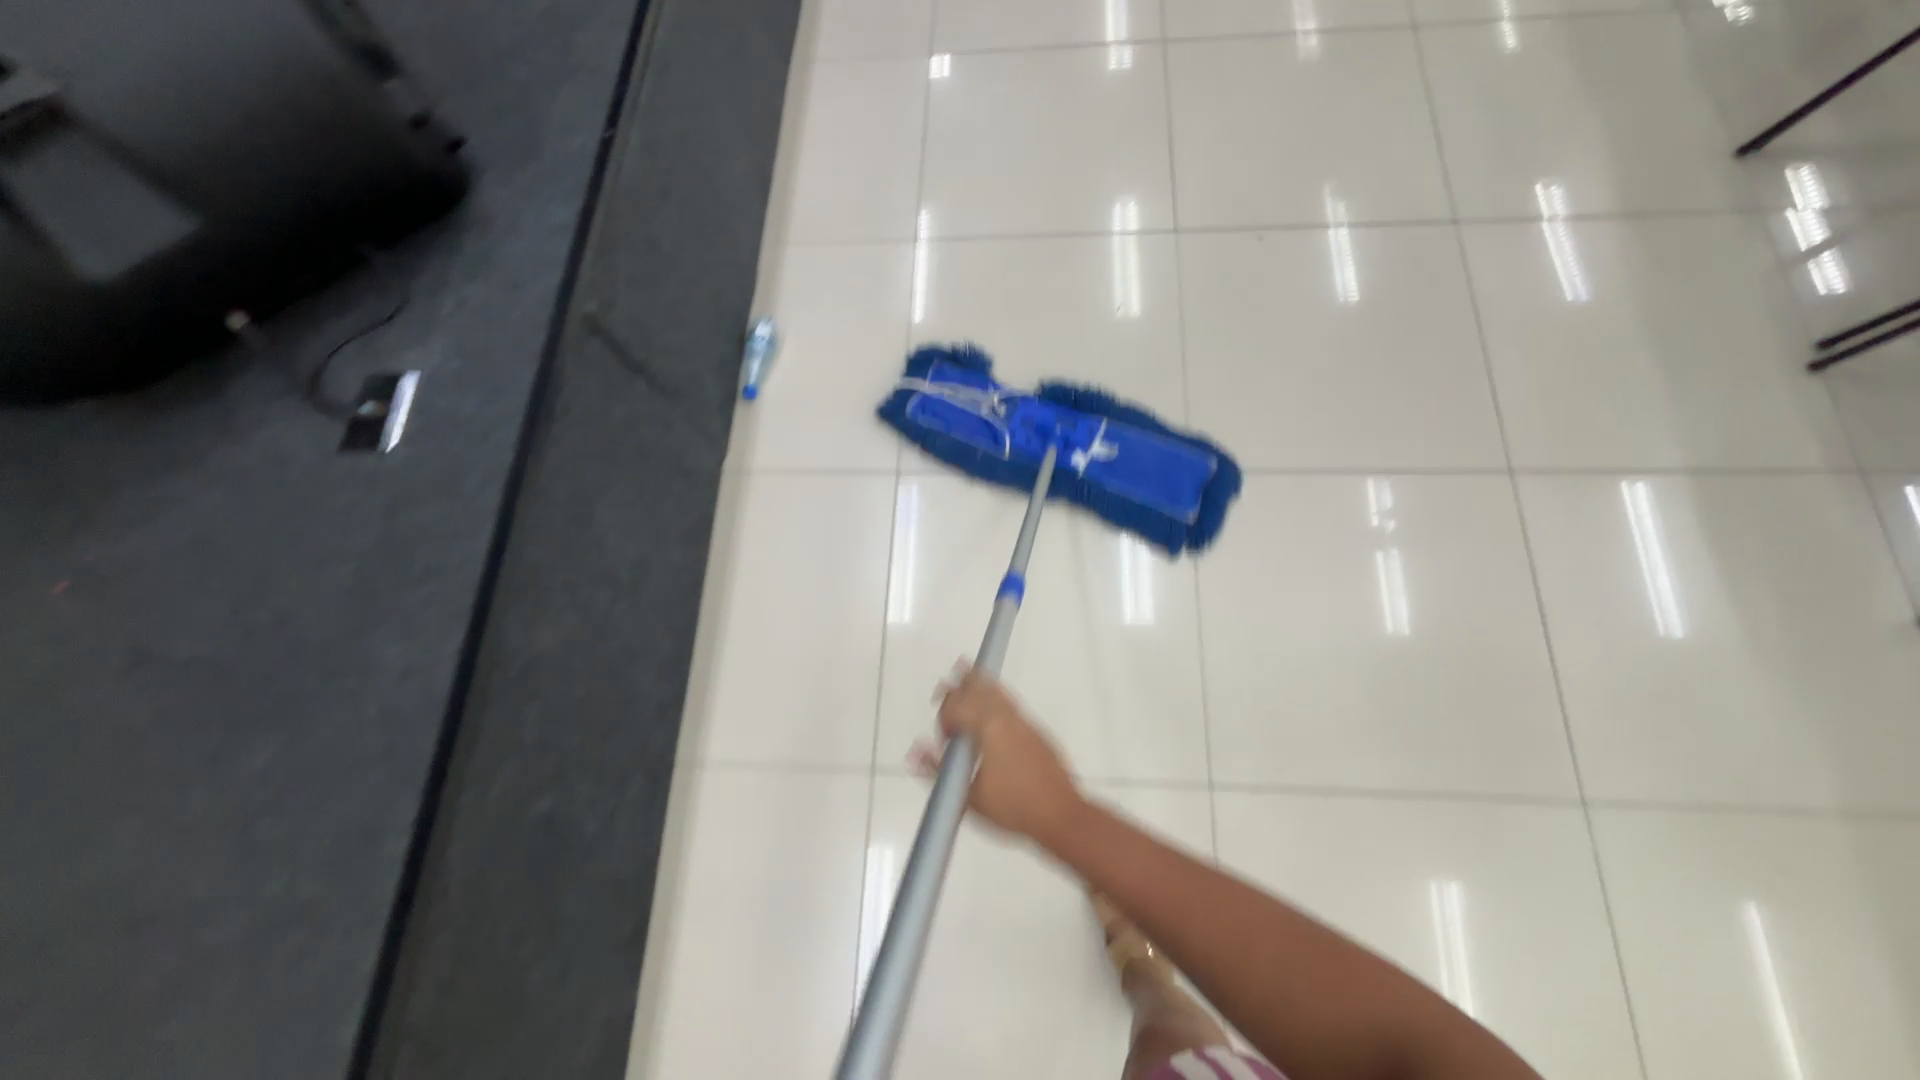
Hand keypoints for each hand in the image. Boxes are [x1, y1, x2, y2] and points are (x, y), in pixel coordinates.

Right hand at [911, 663, 1083, 841]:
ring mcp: (1024, 722)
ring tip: (966, 670)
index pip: (957, 708)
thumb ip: (938, 771)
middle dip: (958, 688)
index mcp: (988, 730)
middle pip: (977, 690)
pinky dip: (996, 694)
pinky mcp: (1036, 731)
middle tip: (943, 688)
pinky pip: (1011, 702)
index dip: (943, 720)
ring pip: (997, 691)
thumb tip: (914, 752)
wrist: (1060, 814)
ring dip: (978, 683)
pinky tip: (993, 700)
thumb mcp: (969, 797)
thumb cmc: (1013, 808)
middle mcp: (1006, 719)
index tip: (944, 741)